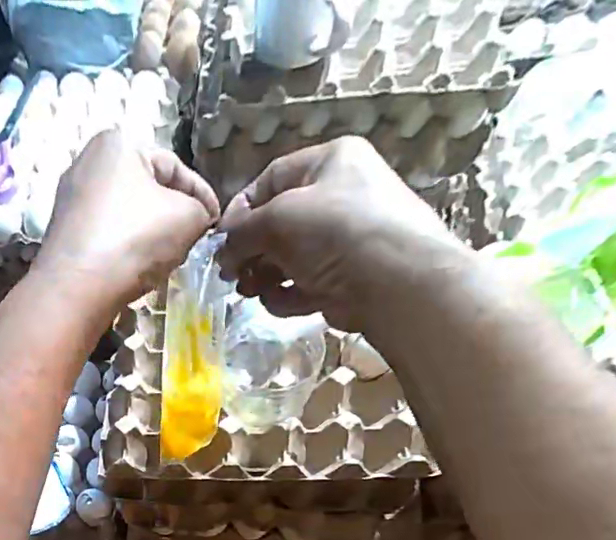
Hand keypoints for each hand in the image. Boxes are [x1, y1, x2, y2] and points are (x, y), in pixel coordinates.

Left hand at [34, 129, 218, 307]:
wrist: (74, 291)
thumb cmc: (133, 241)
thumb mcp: (187, 218)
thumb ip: (201, 211)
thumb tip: (199, 220)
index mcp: (117, 143)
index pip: (175, 167)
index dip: (202, 196)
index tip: (216, 223)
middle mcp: (86, 164)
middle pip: (147, 191)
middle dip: (173, 216)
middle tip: (193, 241)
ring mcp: (70, 201)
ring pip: (126, 216)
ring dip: (150, 235)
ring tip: (168, 258)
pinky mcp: (62, 235)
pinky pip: (105, 237)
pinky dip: (125, 249)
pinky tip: (137, 270)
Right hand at [216, 137, 472, 331]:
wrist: (394, 281)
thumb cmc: (335, 232)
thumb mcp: (277, 218)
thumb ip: (240, 232)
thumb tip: (223, 251)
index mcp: (329, 163)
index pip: (270, 180)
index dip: (240, 211)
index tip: (221, 242)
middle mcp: (338, 196)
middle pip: (276, 223)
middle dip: (250, 251)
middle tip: (232, 273)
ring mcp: (342, 241)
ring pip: (286, 257)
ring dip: (262, 276)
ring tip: (250, 290)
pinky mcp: (343, 279)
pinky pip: (302, 284)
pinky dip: (285, 295)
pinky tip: (279, 301)